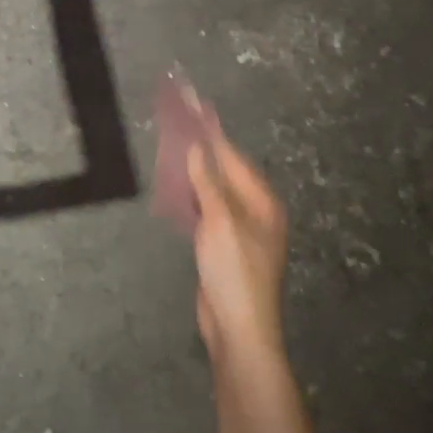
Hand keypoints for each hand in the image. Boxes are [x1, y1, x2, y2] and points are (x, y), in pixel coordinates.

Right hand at [187, 115, 287, 361]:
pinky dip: (191, 192)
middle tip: (177, 117)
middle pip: (224, 169)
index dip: (209, 129)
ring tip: (171, 142)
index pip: (230, 155)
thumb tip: (195, 148)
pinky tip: (176, 184)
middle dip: (201, 145)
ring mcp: (240, 229)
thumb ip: (207, 183)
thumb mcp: (220, 223)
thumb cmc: (234, 273)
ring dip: (195, 167)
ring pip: (214, 187)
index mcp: (261, 202)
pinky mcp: (223, 245)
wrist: (238, 330)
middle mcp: (254, 210)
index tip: (192, 103)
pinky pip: (206, 207)